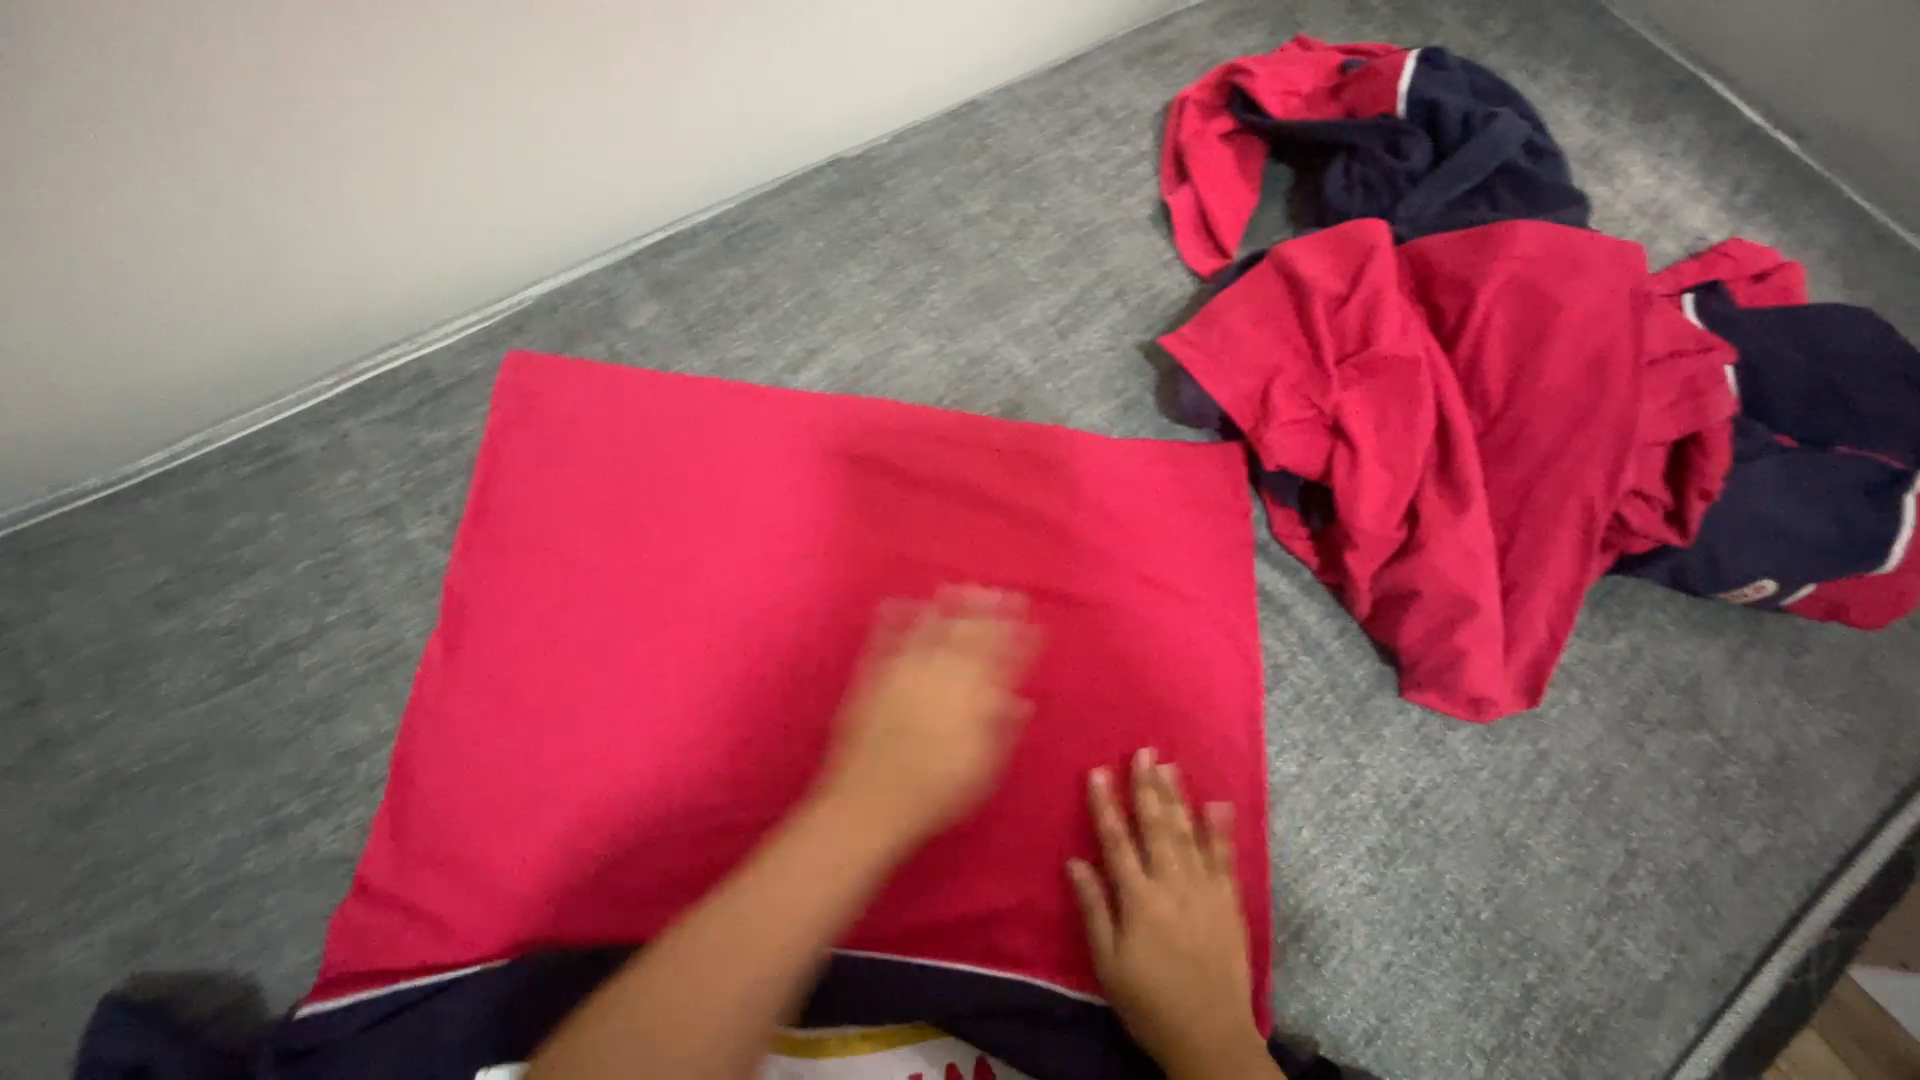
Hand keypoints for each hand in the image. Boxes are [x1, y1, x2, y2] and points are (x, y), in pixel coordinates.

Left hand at [815, 585, 1038, 850]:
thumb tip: (1023, 700)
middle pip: (971, 635)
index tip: (1033, 618)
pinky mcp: (872, 676)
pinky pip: (885, 638)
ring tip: (962, 587)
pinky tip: (902, 601)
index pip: (1004, 658)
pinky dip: (896, 617)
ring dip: (950, 606)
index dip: (1020, 635)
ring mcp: (905, 671)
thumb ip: (1004, 730)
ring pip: (932, 628)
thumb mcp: (984, 770)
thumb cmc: (936, 796)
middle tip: (1004, 591)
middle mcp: (943, 676)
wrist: (869, 803)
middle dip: (991, 611)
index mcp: (975, 699)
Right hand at [1068, 749, 1274, 1079]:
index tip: (1098, 771)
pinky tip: (1217, 804)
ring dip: (1178, 797)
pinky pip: (1225, 858)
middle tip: (1143, 751)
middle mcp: (1172, 885)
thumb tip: (1075, 861)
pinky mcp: (1230, 903)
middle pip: (1156, 826)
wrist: (1211, 1035)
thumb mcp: (1107, 963)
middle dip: (1147, 787)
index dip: (1105, 804)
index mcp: (1138, 899)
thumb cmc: (1149, 1002)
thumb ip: (1093, 908)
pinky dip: (1221, 830)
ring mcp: (1206, 891)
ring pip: (1189, 833)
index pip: (1117, 841)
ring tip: (1170, 765)